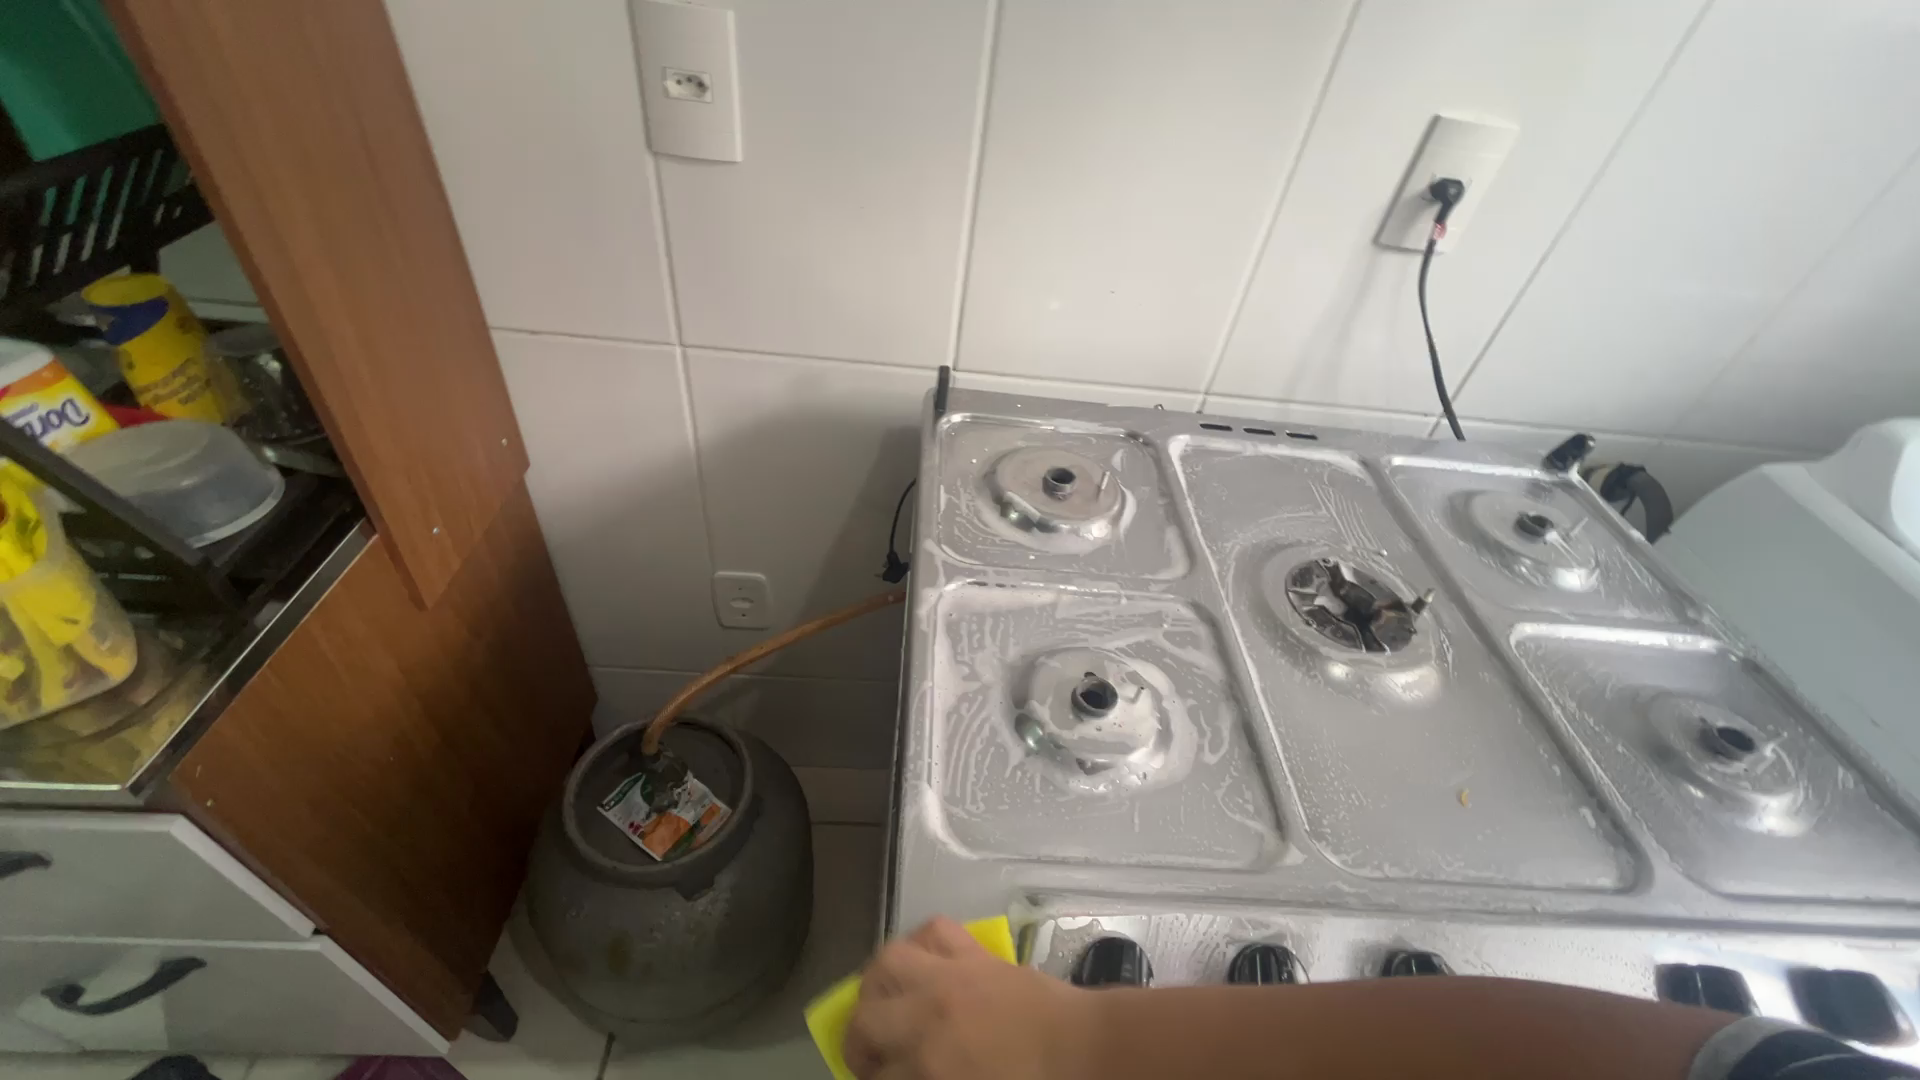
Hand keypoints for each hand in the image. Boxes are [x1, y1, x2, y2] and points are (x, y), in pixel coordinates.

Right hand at [844, 916, 1100, 1079]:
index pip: (877, 1076)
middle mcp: (929, 1014)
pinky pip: (933, 931)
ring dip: (876, 987)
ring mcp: (951, 975)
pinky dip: (919, 944)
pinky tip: (921, 964)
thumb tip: (905, 1071)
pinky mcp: (975, 952)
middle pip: (866, 1017)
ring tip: (884, 1004)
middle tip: (873, 1059)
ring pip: (887, 963)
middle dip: (859, 1043)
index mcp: (930, 1065)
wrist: (1083, 1052)